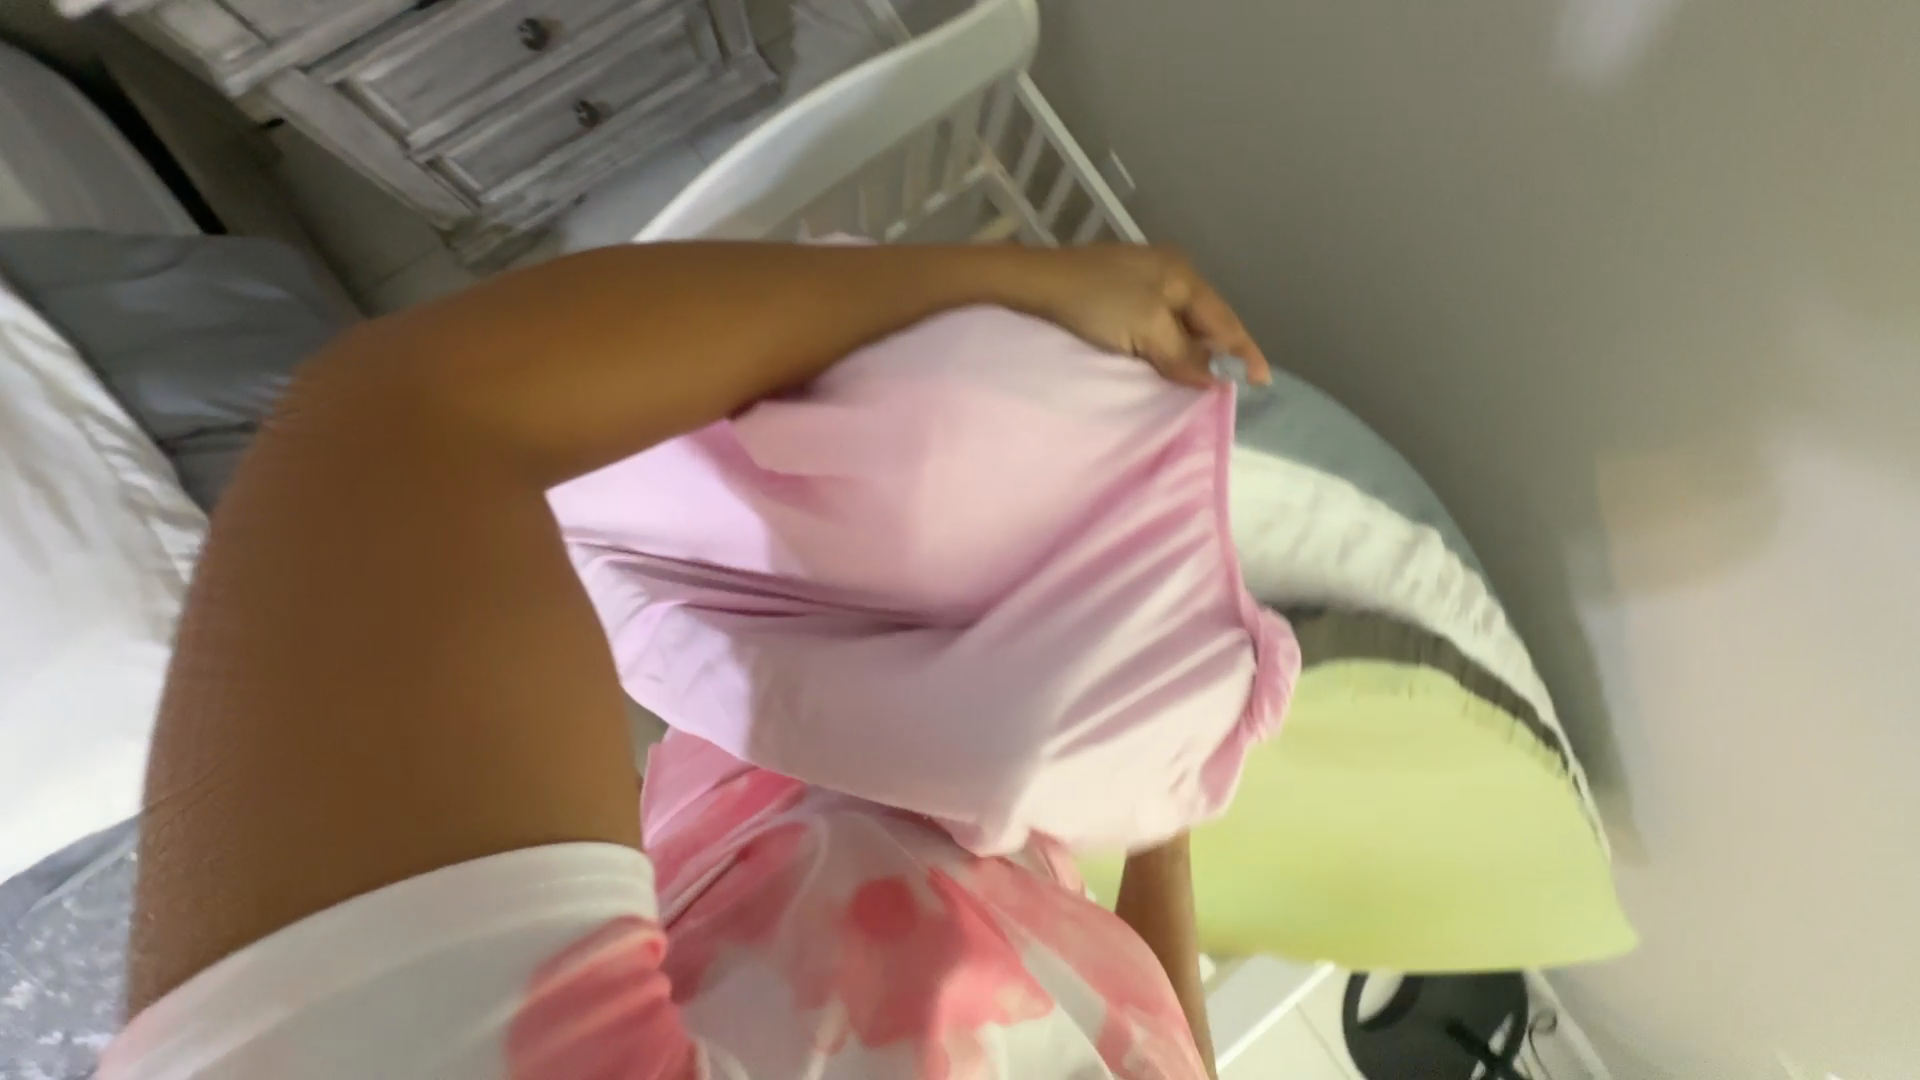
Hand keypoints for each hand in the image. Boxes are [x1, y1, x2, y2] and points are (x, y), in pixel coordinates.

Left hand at [1016, 244, 1271, 389]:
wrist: (1035, 284)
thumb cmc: (1095, 302)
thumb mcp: (1146, 328)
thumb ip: (1182, 354)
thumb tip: (1214, 382)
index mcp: (1182, 274)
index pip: (1224, 320)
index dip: (1243, 352)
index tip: (1262, 382)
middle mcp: (1168, 273)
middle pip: (1204, 321)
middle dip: (1220, 352)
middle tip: (1235, 387)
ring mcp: (1141, 282)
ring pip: (1179, 325)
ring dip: (1192, 352)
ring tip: (1205, 382)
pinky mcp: (1117, 296)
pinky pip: (1156, 327)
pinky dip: (1167, 347)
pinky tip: (1167, 364)